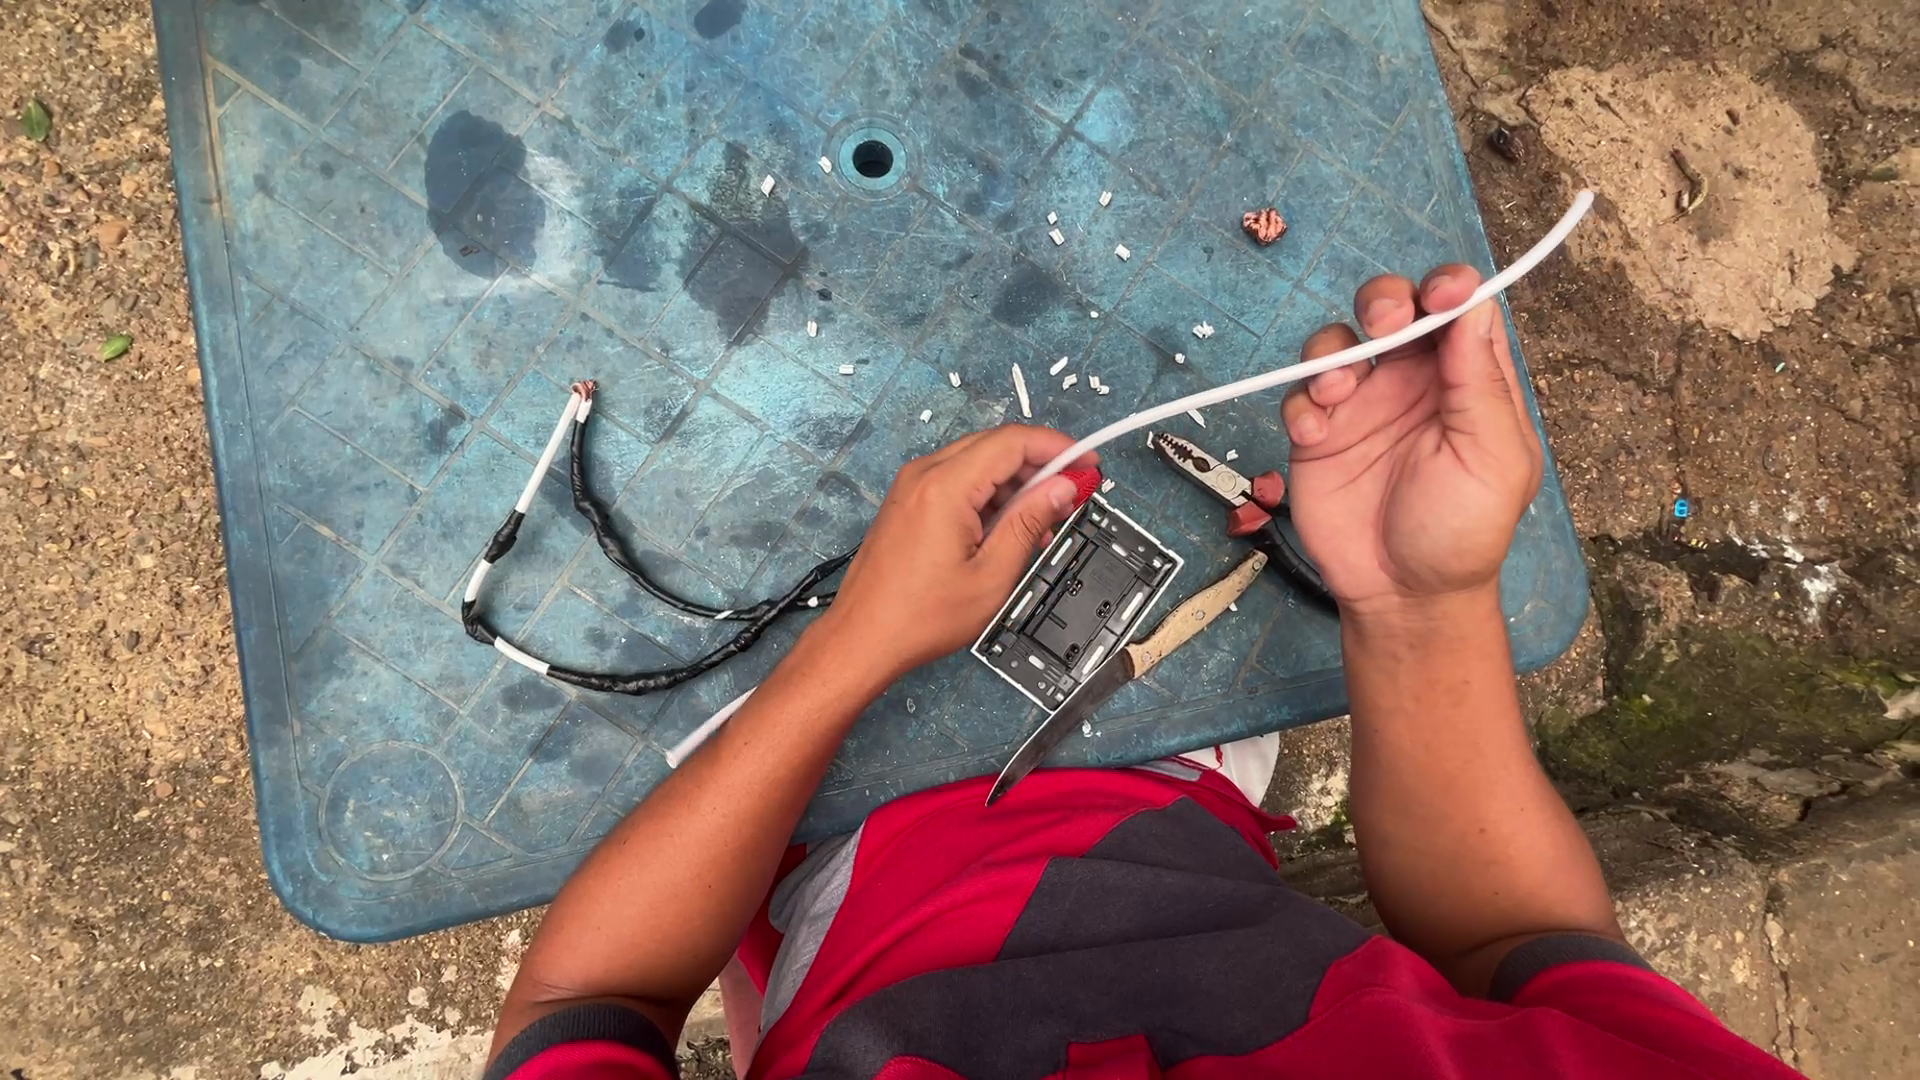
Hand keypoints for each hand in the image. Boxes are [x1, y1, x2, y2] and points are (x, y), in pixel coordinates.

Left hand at [814, 426, 1090, 678]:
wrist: (863, 638)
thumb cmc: (922, 617)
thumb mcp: (992, 575)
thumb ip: (1029, 522)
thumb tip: (1063, 487)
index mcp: (945, 486)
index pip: (1012, 442)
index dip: (1058, 448)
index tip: (1089, 465)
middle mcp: (924, 475)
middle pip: (995, 447)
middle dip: (1040, 465)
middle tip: (1073, 494)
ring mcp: (911, 487)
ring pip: (977, 463)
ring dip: (1015, 485)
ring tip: (1043, 523)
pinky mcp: (907, 503)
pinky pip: (957, 482)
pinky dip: (988, 497)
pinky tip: (1008, 529)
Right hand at [1281, 266, 1543, 615]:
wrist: (1400, 590)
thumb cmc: (1461, 529)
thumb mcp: (1493, 457)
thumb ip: (1479, 384)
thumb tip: (1472, 308)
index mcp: (1464, 381)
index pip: (1456, 312)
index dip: (1448, 289)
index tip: (1441, 296)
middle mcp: (1409, 383)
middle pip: (1390, 312)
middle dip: (1382, 303)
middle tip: (1383, 325)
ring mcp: (1358, 408)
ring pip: (1335, 345)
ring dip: (1332, 354)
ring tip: (1338, 392)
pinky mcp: (1315, 437)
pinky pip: (1298, 398)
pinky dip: (1300, 406)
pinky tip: (1314, 435)